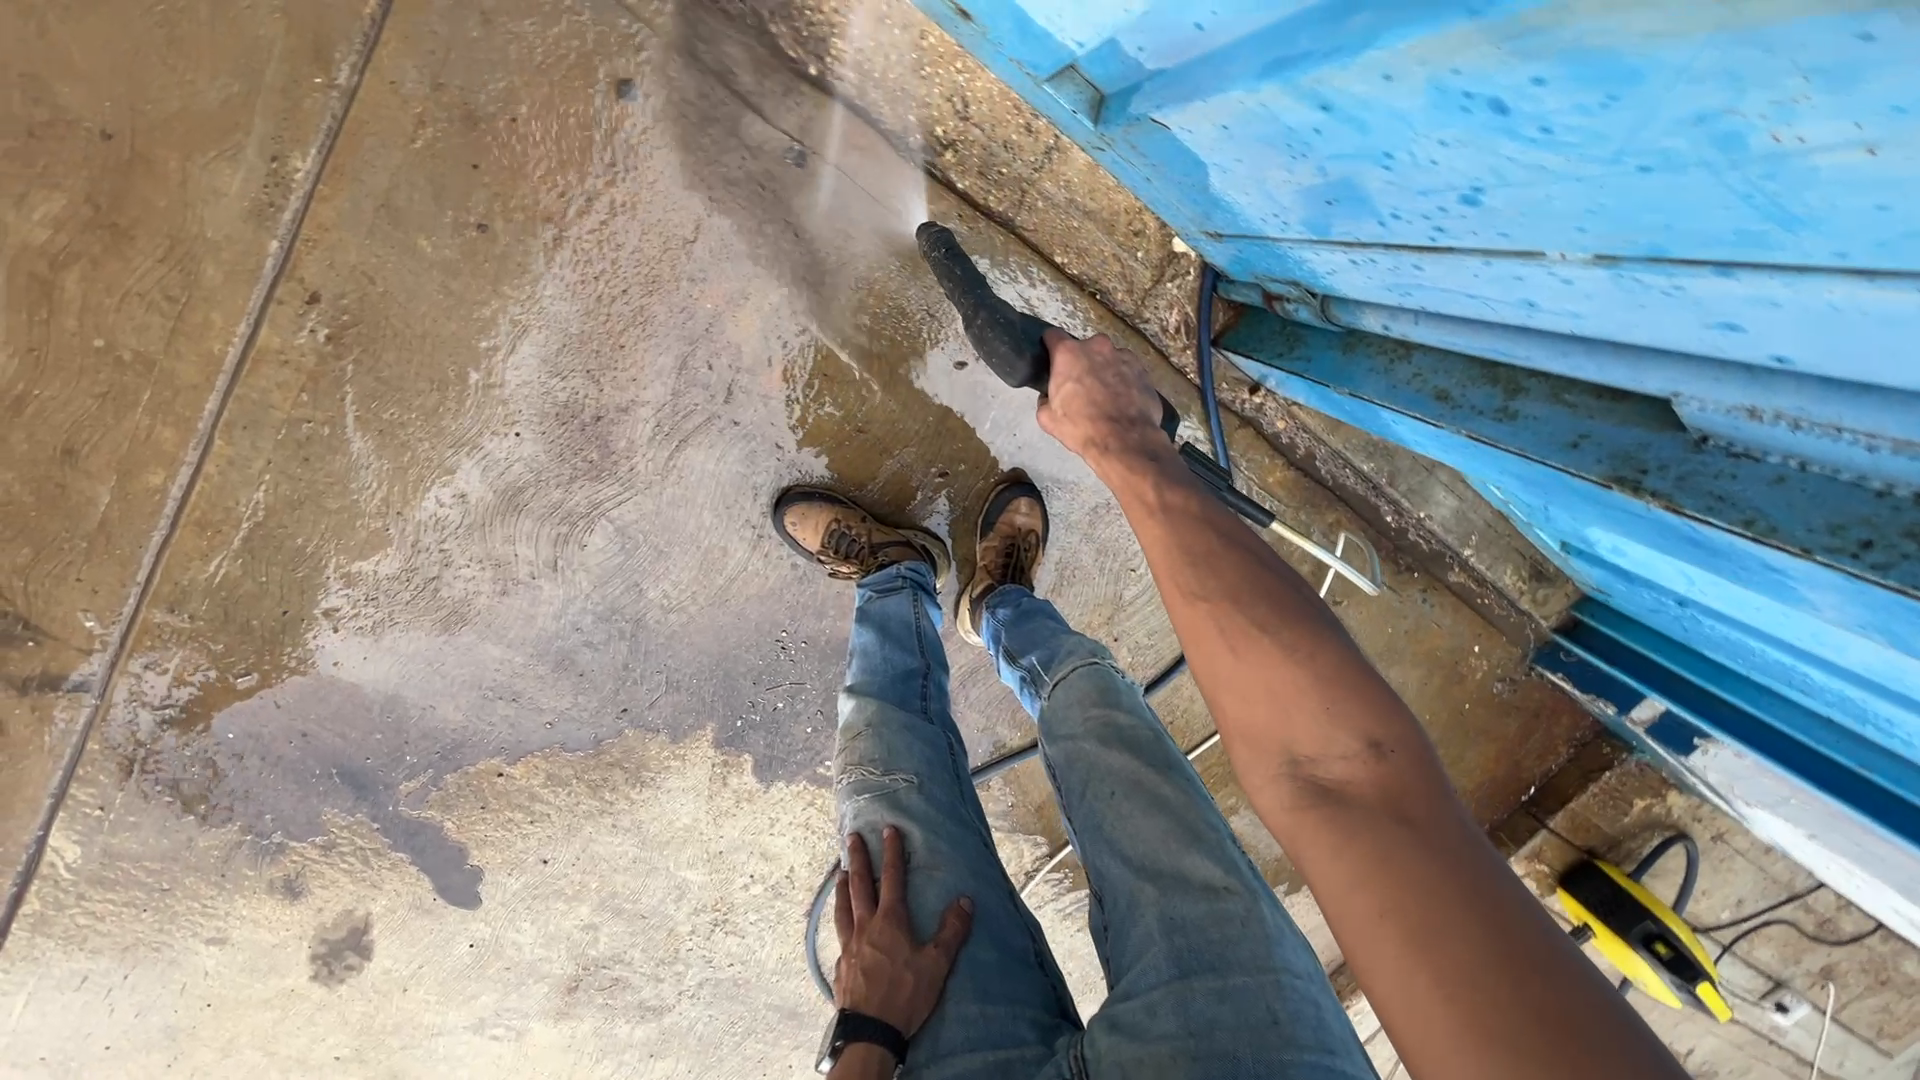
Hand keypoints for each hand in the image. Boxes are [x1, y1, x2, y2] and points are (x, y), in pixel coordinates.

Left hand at [833, 826, 973, 1038]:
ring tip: (839, 872)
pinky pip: (837, 932)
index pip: (892, 878)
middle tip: (852, 836)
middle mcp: (865, 926)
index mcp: (890, 921)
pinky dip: (839, 918)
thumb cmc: (905, 996)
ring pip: (843, 906)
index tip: (888, 830)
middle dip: (857, 858)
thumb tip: (965, 900)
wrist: (869, 1032)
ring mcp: (849, 945)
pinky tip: (840, 922)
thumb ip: (951, 931)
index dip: (891, 852)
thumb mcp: (937, 964)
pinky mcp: (840, 965)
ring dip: (842, 885)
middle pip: (859, 885)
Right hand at [1036, 328, 1168, 468]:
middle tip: (1080, 386)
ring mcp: (1123, 355)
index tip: (1051, 357)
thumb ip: (1045, 399)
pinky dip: (1123, 380)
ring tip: (1104, 396)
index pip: (1053, 336)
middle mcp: (1096, 347)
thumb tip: (1050, 396)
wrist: (1125, 440)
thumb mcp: (1047, 418)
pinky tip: (1122, 400)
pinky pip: (1127, 370)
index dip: (1050, 346)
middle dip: (1081, 362)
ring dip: (1104, 370)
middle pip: (1084, 348)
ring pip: (1108, 358)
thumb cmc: (1081, 428)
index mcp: (1068, 354)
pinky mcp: (1142, 369)